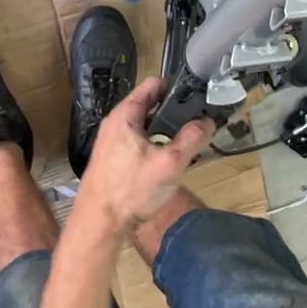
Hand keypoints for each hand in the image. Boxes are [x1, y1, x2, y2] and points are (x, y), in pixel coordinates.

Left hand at [74, 77, 213, 234]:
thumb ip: (192, 138)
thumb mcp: (169, 163)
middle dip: (173, 113)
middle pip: (150, 105)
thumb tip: (207, 121)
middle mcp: (115, 122)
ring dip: (164, 131)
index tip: (195, 98)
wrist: (98, 223)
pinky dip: (153, 145)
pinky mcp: (111, 159)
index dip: (176, 87)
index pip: (153, 84)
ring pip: (144, 126)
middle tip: (195, 124)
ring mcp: (111, 141)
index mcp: (125, 114)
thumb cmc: (131, 190)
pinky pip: (137, 142)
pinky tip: (166, 162)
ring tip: (185, 144)